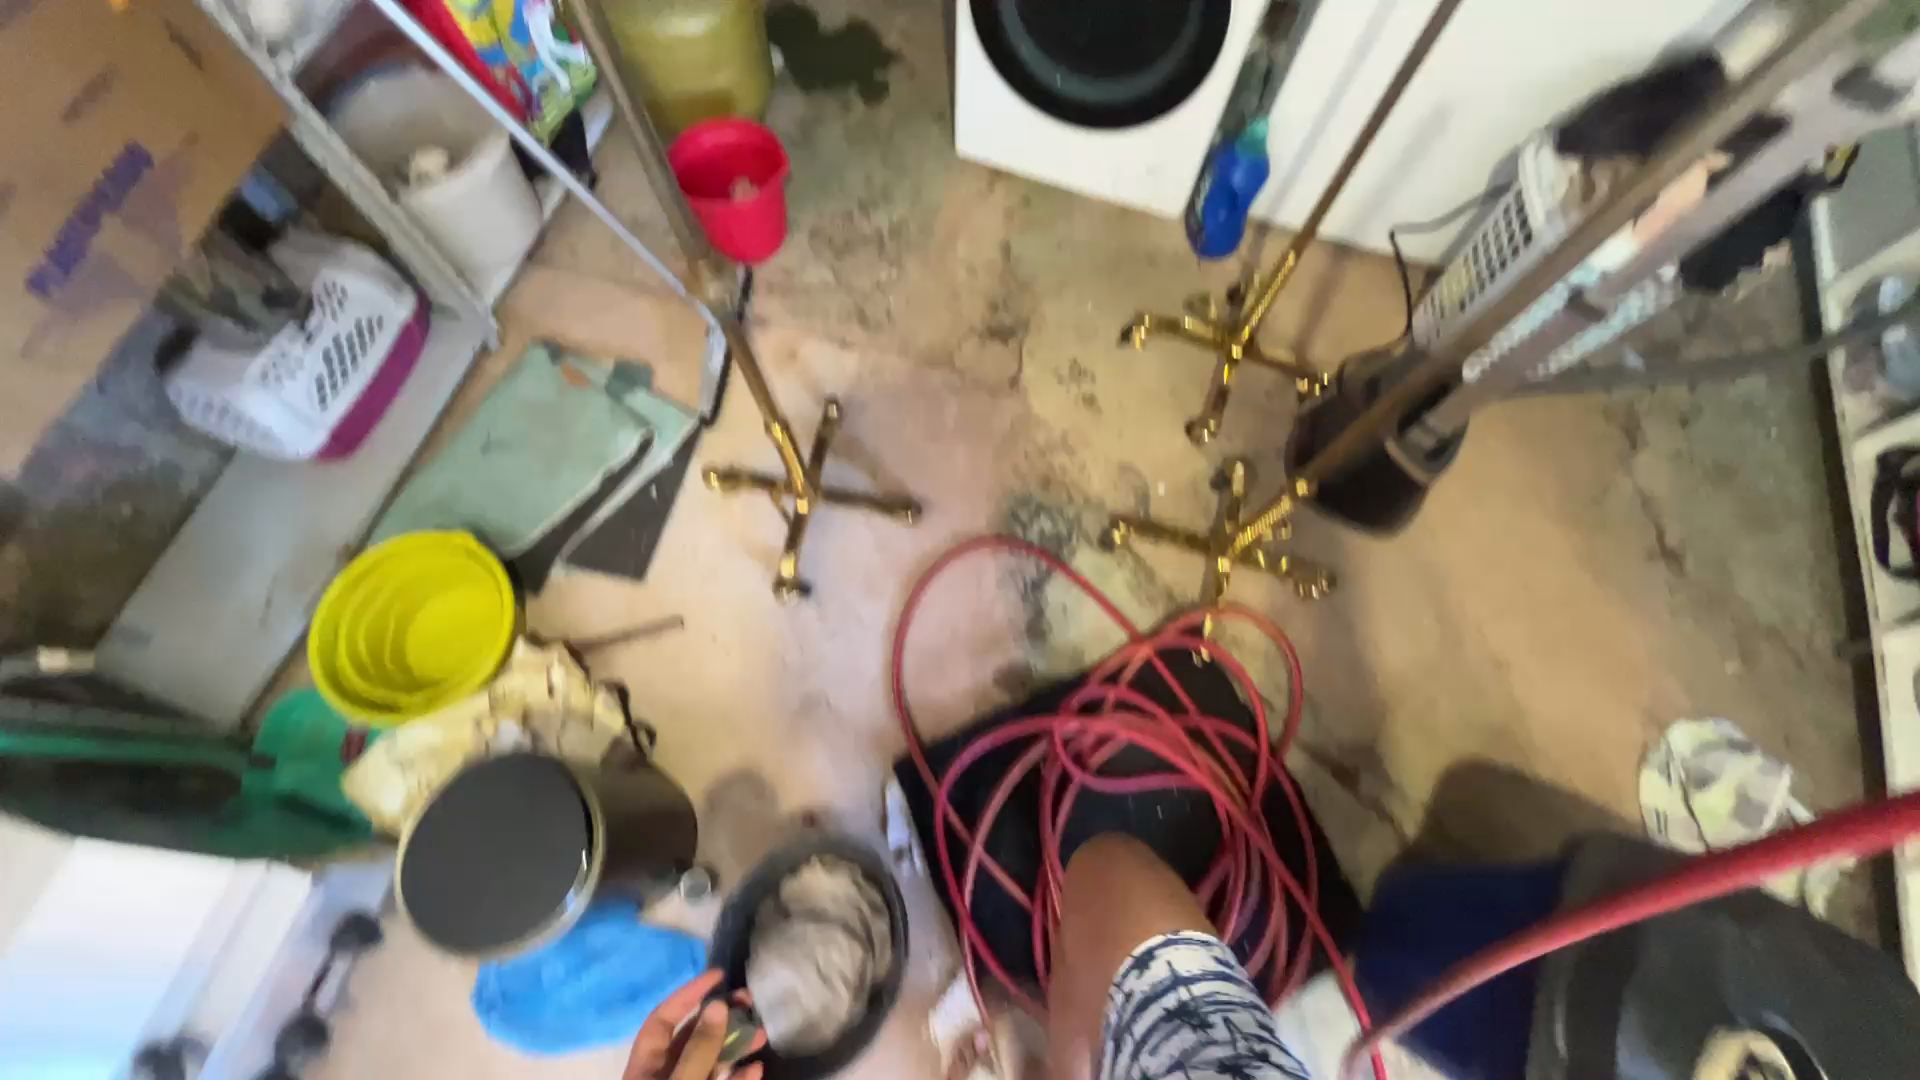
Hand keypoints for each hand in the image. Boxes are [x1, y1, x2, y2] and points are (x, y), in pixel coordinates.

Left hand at [624, 971, 766, 1079]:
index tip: (718, 974)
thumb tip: (718, 1003)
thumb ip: (698, 1049)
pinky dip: (738, 1076)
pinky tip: (756, 1069)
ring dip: (737, 1046)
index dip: (688, 994)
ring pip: (710, 1061)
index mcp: (644, 1067)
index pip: (662, 1019)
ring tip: (761, 1034)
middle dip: (721, 1017)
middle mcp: (662, 1075)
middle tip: (748, 1000)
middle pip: (692, 1037)